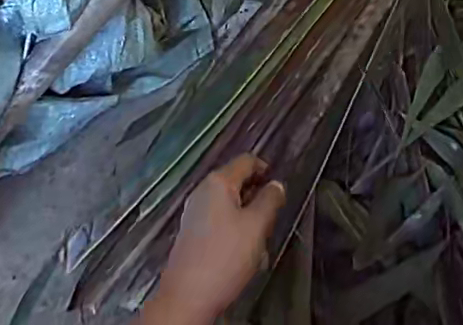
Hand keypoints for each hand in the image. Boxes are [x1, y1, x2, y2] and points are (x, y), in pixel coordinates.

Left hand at [141, 154, 286, 324]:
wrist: (185, 301)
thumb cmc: (224, 257)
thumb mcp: (256, 226)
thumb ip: (270, 200)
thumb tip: (276, 185)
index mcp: (218, 182)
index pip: (247, 161)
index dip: (266, 170)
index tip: (278, 191)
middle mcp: (203, 191)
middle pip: (237, 183)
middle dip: (257, 198)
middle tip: (270, 221)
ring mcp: (194, 214)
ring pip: (229, 206)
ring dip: (247, 219)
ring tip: (259, 244)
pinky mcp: (191, 235)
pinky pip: (218, 223)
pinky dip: (233, 231)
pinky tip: (241, 256)